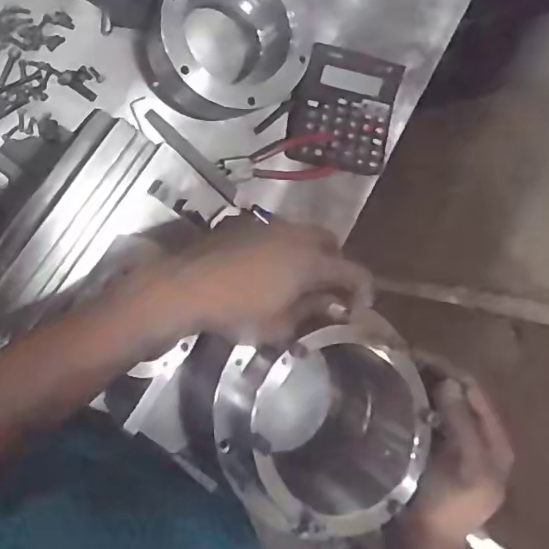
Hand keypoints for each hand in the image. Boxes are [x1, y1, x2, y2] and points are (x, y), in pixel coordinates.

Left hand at [110, 220, 374, 346]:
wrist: (185, 285)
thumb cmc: (236, 310)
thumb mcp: (280, 324)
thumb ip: (311, 311)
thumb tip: (330, 305)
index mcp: (310, 259)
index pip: (354, 271)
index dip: (363, 292)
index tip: (356, 311)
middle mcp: (293, 234)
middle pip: (329, 242)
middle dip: (335, 264)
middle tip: (326, 292)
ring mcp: (265, 225)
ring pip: (300, 233)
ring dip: (307, 253)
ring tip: (296, 281)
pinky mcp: (240, 224)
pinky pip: (273, 232)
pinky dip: (280, 248)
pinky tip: (266, 270)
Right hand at [405, 374, 514, 545]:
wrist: (422, 544)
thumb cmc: (445, 503)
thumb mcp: (464, 464)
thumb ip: (463, 422)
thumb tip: (450, 382)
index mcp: (496, 445)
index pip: (474, 391)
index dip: (447, 370)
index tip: (413, 356)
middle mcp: (482, 443)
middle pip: (460, 396)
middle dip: (434, 376)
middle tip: (400, 362)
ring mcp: (458, 450)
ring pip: (443, 406)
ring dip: (423, 388)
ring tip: (394, 374)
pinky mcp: (437, 456)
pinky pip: (430, 420)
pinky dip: (417, 405)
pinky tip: (396, 399)